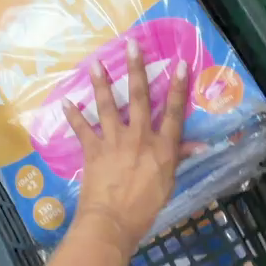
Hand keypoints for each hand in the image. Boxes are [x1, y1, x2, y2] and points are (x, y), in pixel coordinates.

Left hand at [63, 38, 189, 254]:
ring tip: (95, 63)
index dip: (178, 87)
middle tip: (132, 45)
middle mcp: (139, 136)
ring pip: (108, 106)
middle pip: (139, 97)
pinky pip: (82, 129)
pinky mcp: (93, 150)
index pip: (173, 112)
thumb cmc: (146, 207)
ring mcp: (114, 141)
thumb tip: (199, 145)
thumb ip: (179, 158)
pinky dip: (73, 116)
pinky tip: (65, 102)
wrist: (113, 221)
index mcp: (162, 146)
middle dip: (136, 69)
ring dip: (101, 83)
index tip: (180, 64)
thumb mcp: (168, 183)